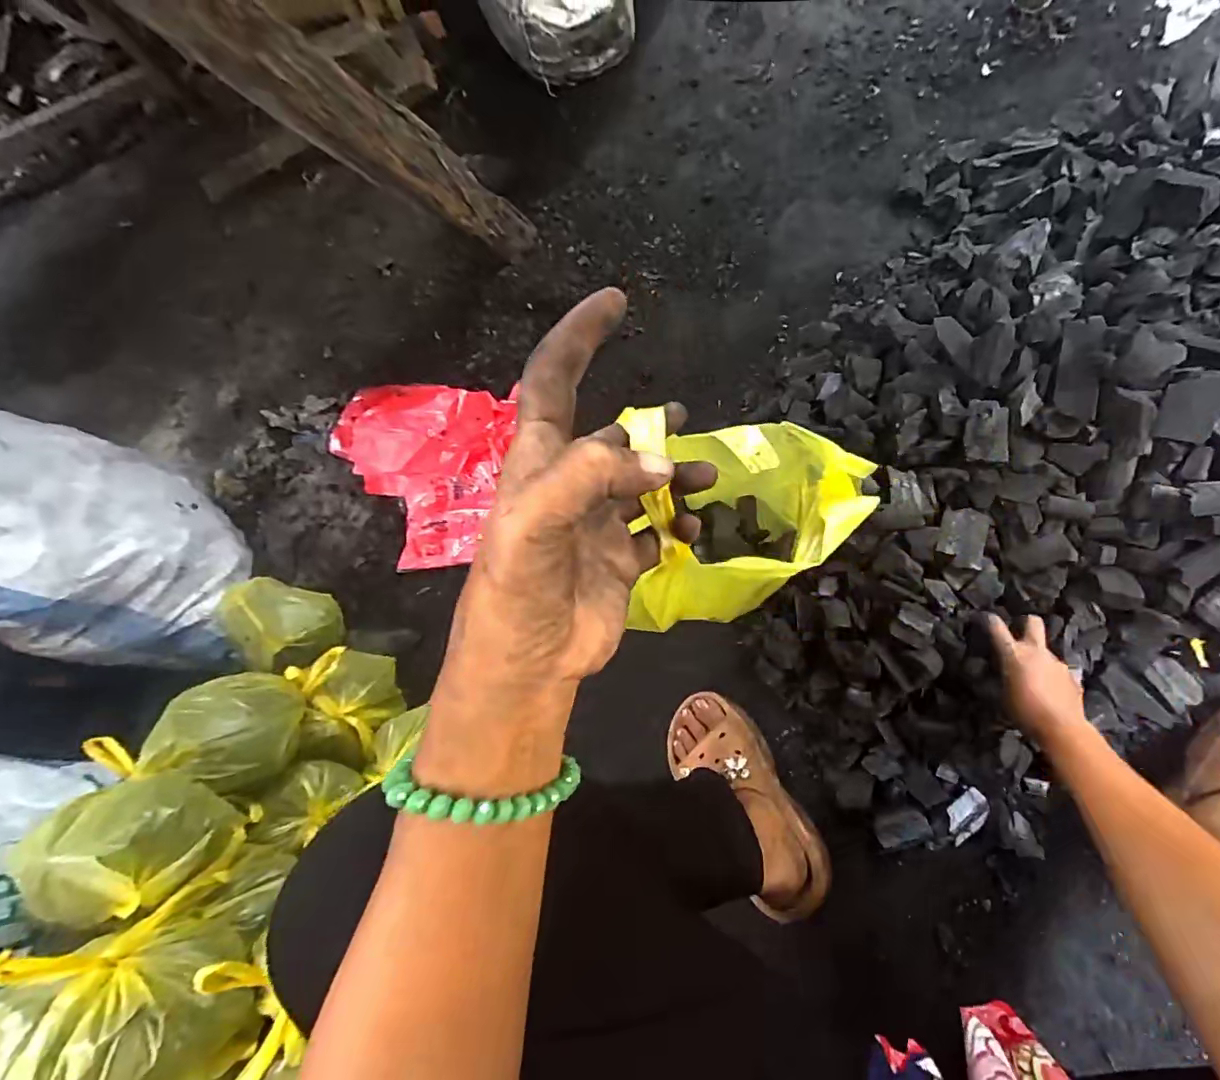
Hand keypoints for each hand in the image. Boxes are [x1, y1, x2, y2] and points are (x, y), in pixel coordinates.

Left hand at [443, 288, 715, 693]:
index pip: (553, 379)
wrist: (529, 660)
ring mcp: (596, 522)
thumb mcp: (536, 523)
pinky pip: (658, 525)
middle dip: (648, 426)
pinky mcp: (620, 557)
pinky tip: (690, 530)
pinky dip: (679, 521)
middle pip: (613, 435)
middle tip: (683, 423)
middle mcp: (569, 484)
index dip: (579, 336)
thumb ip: (591, 478)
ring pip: (644, 480)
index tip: (615, 301)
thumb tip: (662, 462)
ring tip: (702, 478)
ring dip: (675, 473)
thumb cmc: (517, 589)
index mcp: (539, 461)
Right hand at [985, 613, 1087, 742]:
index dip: (988, 619)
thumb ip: (995, 679)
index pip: (997, 627)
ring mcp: (1057, 663)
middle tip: (1017, 633)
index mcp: (1014, 653)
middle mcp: (1037, 652)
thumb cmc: (1024, 711)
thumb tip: (985, 675)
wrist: (1062, 728)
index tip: (983, 618)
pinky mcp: (1072, 676)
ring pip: (1045, 651)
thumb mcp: (999, 696)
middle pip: (1033, 622)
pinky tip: (1048, 692)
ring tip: (1032, 678)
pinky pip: (1056, 670)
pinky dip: (1050, 676)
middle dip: (1024, 623)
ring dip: (1037, 658)